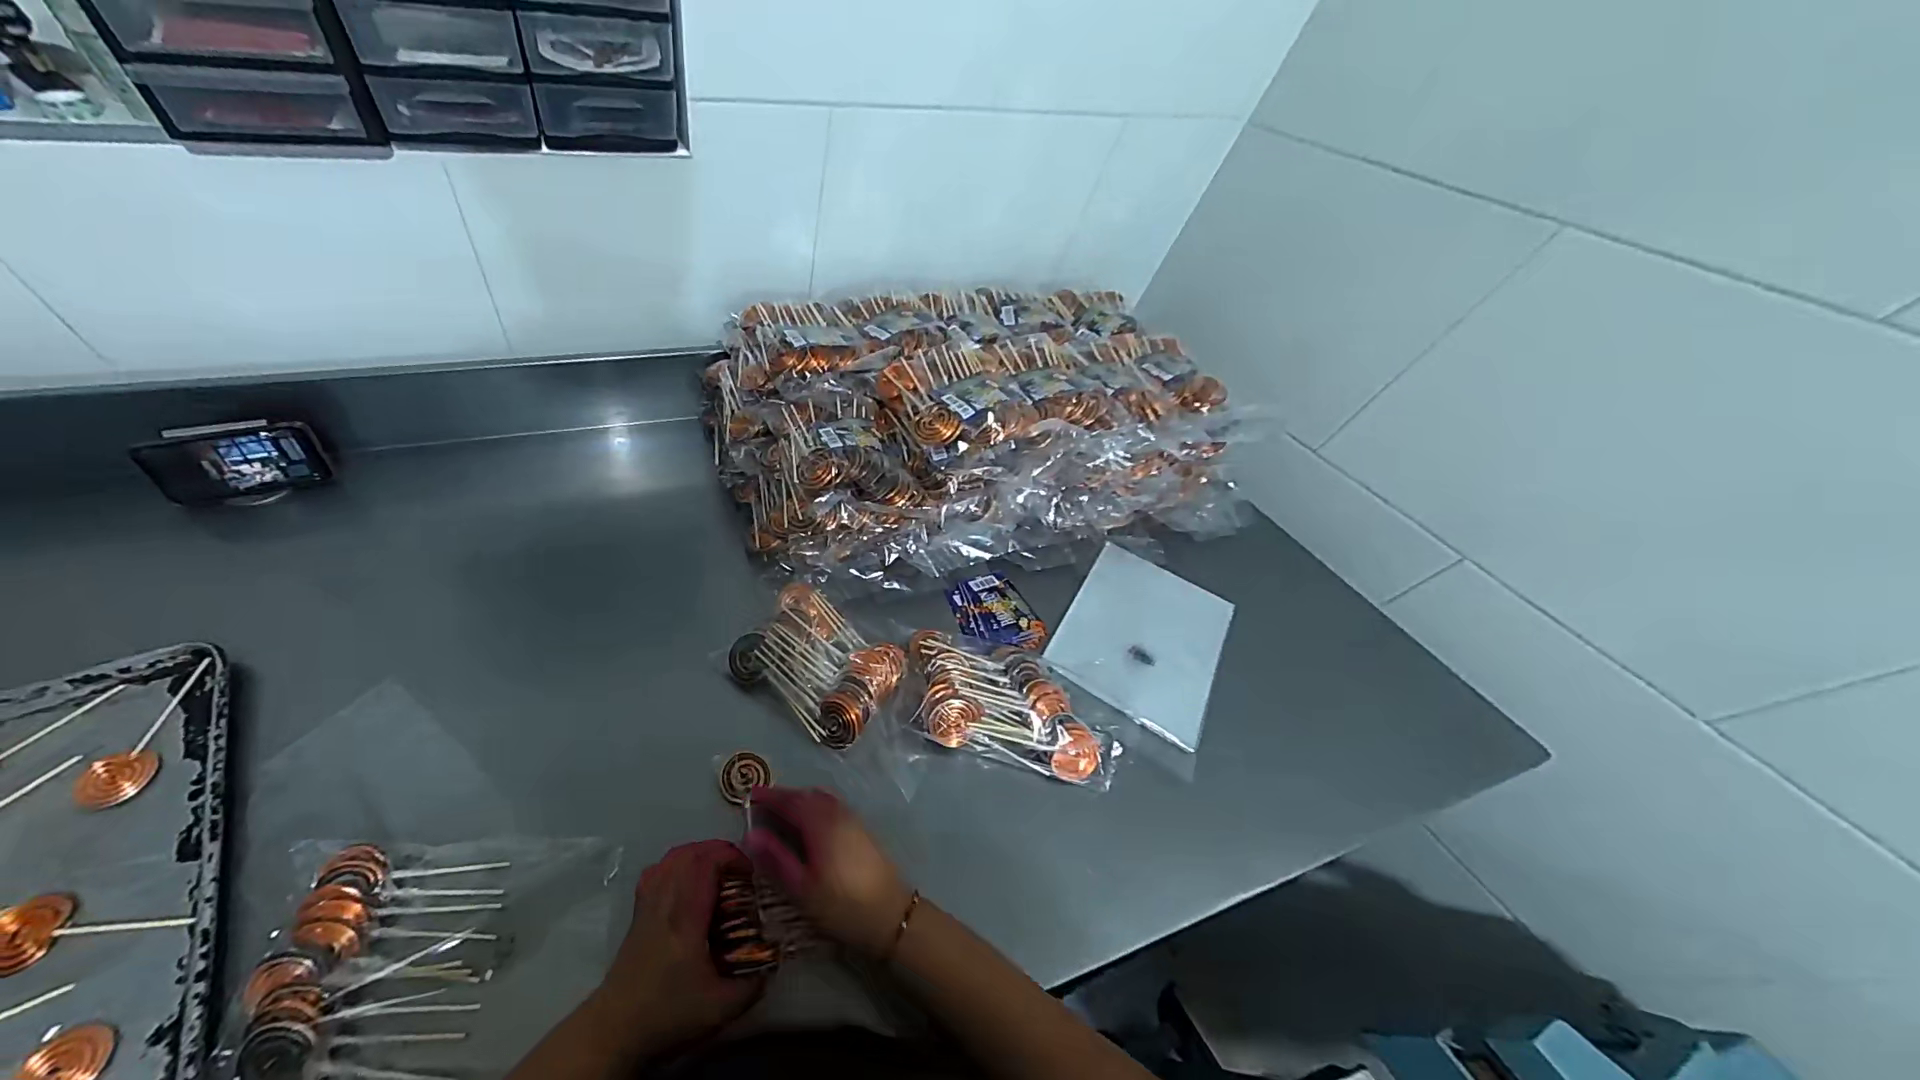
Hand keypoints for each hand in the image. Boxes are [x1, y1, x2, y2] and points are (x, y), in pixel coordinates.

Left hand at [595, 840, 762, 1056]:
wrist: (612, 1033)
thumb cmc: (667, 1015)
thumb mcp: (721, 1008)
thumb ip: (753, 984)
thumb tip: (773, 962)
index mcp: (685, 919)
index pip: (704, 864)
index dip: (731, 857)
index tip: (749, 875)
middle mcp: (664, 904)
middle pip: (688, 853)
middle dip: (719, 852)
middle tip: (739, 872)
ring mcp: (647, 907)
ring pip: (670, 859)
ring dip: (699, 856)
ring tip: (718, 875)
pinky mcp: (637, 915)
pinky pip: (657, 872)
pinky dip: (677, 866)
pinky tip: (689, 884)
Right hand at [744, 786, 914, 958]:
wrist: (890, 914)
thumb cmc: (842, 905)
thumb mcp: (802, 888)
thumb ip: (776, 859)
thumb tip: (751, 835)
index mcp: (822, 824)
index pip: (792, 801)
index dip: (770, 796)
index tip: (751, 794)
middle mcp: (839, 814)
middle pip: (808, 796)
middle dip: (785, 797)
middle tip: (762, 806)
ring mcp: (854, 819)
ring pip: (822, 799)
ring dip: (801, 800)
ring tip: (782, 814)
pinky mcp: (862, 829)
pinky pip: (833, 806)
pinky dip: (816, 806)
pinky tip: (809, 824)